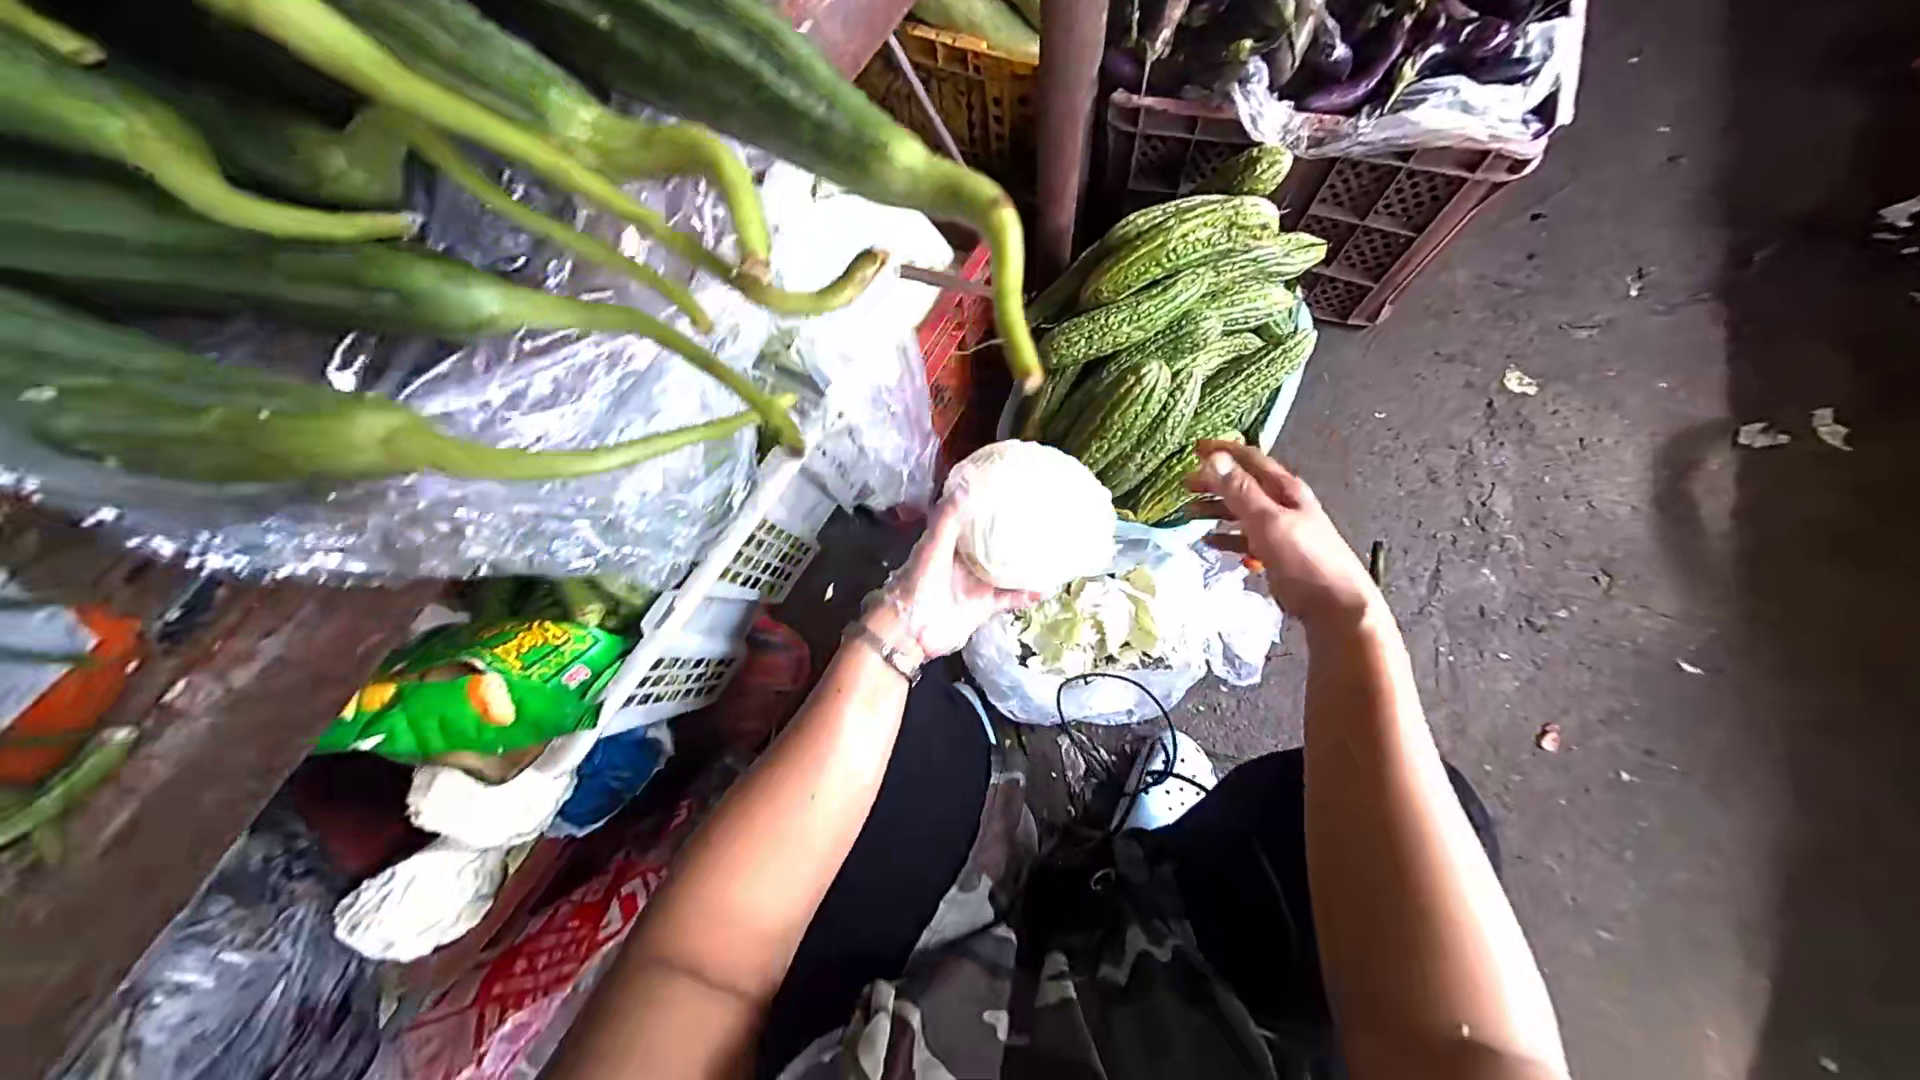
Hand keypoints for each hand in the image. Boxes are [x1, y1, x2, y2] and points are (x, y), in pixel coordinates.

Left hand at [869, 492, 1045, 660]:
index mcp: (951, 541)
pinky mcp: (984, 606)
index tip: (1012, 488)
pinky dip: (1027, 594)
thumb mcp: (934, 544)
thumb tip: (970, 482)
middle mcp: (966, 560)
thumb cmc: (919, 582)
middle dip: (1014, 531)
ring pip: (1007, 570)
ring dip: (1026, 562)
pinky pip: (1011, 598)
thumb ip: (949, 516)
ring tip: (1050, 548)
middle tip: (1040, 516)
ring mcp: (976, 583)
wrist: (912, 629)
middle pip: (994, 542)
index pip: (972, 516)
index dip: (989, 503)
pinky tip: (1046, 587)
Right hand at [1186, 440, 1381, 628]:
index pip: (1250, 459)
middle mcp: (1284, 504)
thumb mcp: (1268, 521)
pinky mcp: (1278, 554)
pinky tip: (1211, 542)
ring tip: (1190, 514)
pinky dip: (1227, 537)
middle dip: (1214, 482)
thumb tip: (1215, 459)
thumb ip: (1240, 491)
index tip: (1195, 449)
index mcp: (1285, 490)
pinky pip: (1246, 538)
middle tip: (1185, 484)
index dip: (1222, 451)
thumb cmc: (1304, 561)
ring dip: (1216, 509)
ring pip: (1242, 511)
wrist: (1336, 607)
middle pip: (1244, 485)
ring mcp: (1282, 530)